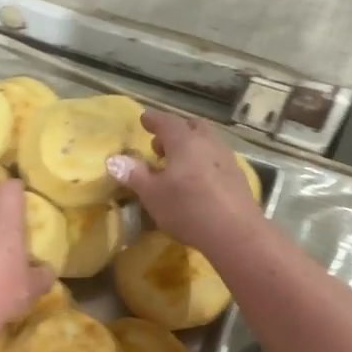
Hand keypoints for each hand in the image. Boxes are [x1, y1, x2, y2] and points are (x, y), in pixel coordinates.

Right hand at [107, 110, 262, 253]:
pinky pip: (215, 158)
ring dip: (190, 145)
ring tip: (176, 164)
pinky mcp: (237, 176)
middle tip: (160, 145)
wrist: (235, 232)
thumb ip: (134, 174)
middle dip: (175, 131)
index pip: (167, 122)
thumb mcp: (152, 194)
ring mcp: (226, 158)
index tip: (144, 119)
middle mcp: (208, 143)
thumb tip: (114, 160)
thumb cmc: (187, 209)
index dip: (154, 120)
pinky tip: (196, 180)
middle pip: (192, 126)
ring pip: (206, 141)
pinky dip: (202, 160)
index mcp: (185, 142)